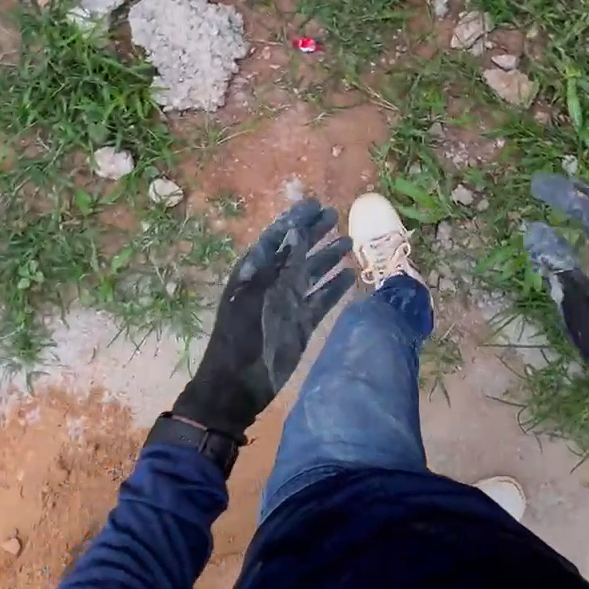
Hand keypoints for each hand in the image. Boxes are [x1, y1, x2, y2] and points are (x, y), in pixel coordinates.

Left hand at [171, 199, 355, 439]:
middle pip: (297, 250)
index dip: (295, 219)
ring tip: (349, 242)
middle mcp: (273, 282)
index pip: (278, 236)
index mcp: (256, 271)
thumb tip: (297, 230)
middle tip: (335, 215)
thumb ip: (281, 263)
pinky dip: (335, 287)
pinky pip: (321, 299)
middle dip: (315, 232)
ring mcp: (288, 303)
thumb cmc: (243, 337)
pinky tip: (351, 276)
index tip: (315, 202)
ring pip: (312, 272)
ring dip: (328, 257)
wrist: (237, 386)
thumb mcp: (259, 295)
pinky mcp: (301, 324)